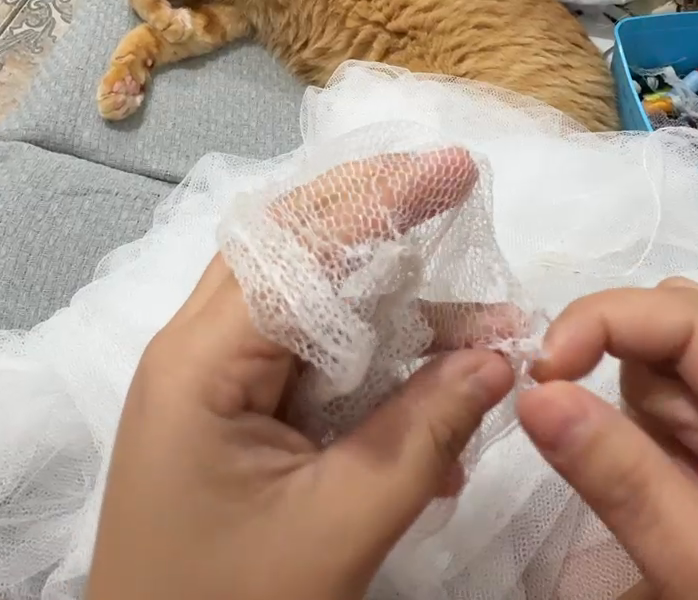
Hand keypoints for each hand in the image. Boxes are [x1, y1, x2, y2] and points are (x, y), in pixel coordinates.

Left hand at [88, 148, 515, 599]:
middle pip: (290, 248)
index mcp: (202, 357)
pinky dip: (366, 358)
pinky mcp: (227, 408)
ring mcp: (207, 376)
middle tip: (450, 189)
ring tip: (467, 305)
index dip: (379, 200)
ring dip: (383, 297)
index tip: (453, 169)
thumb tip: (501, 357)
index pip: (296, 245)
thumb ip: (422, 435)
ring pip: (302, 300)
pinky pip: (303, 356)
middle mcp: (196, 345)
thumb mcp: (338, 529)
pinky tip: (428, 382)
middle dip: (373, 213)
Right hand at [518, 281, 697, 599]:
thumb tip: (534, 394)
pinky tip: (696, 515)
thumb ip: (633, 491)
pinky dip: (665, 454)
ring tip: (688, 517)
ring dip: (651, 429)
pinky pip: (694, 421)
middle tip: (644, 474)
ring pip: (682, 371)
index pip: (695, 318)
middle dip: (634, 383)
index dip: (604, 320)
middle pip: (689, 328)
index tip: (539, 377)